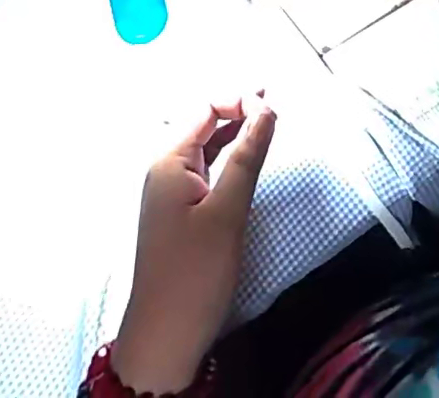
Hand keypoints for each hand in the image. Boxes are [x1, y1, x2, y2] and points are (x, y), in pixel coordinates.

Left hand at [111, 97, 276, 392]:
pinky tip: (248, 147)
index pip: (206, 109)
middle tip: (274, 101)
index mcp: (170, 161)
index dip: (239, 99)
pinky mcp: (183, 206)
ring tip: (268, 114)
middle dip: (238, 107)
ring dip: (236, 127)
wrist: (164, 338)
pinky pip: (208, 164)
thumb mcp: (227, 211)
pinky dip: (230, 151)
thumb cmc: (194, 273)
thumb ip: (248, 156)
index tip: (273, 107)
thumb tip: (267, 109)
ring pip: (207, 142)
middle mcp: (167, 167)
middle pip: (204, 121)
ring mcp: (173, 188)